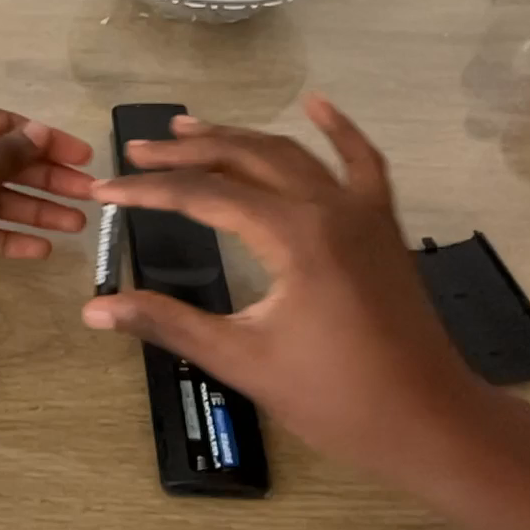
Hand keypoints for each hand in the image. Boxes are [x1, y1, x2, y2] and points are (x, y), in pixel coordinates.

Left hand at [0, 100, 95, 308]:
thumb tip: (38, 130)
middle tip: (89, 199)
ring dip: (30, 210)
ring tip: (74, 228)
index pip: (5, 125)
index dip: (47, 140)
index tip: (85, 159)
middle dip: (45, 180)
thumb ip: (3, 156)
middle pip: (1, 161)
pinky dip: (1, 235)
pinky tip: (37, 249)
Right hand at [81, 96, 491, 485]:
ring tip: (188, 127)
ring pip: (288, 153)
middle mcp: (326, 206)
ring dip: (236, 137)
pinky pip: (363, 161)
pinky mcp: (382, 223)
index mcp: (293, 236)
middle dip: (184, 153)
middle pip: (242, 159)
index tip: (105, 192)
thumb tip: (94, 308)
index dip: (147, 191)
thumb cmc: (336, 398)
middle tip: (138, 150)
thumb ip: (166, 322)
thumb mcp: (241, 360)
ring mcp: (360, 210)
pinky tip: (316, 104)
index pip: (202, 195)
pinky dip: (339, 130)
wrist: (434, 425)